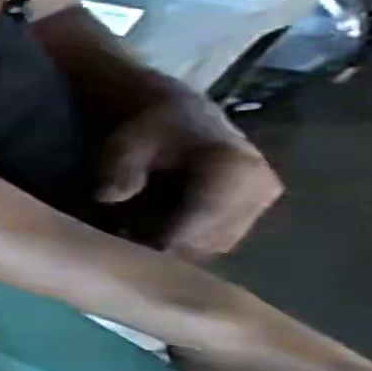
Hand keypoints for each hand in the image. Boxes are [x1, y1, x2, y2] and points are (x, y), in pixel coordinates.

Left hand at [96, 88, 282, 261]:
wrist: (182, 118)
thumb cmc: (152, 131)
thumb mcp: (126, 144)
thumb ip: (120, 170)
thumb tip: (110, 198)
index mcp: (233, 168)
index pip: (204, 215)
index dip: (170, 239)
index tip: (134, 252)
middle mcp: (260, 188)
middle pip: (214, 238)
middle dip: (171, 249)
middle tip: (128, 250)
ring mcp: (262, 202)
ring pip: (218, 244)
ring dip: (179, 250)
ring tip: (137, 242)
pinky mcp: (254, 212)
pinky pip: (220, 239)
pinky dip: (188, 243)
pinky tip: (154, 236)